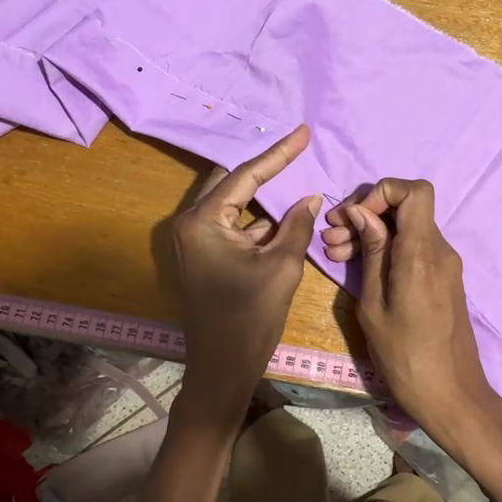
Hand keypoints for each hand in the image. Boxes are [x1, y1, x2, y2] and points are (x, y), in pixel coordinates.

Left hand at [171, 125, 320, 421]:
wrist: (222, 371)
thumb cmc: (250, 318)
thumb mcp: (281, 266)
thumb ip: (296, 225)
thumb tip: (310, 196)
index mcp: (202, 221)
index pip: (246, 176)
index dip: (279, 153)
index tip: (303, 131)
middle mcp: (190, 224)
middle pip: (232, 182)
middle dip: (265, 168)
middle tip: (297, 149)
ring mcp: (194, 241)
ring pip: (232, 204)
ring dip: (262, 196)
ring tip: (295, 176)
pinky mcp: (203, 257)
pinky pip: (232, 225)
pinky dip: (257, 220)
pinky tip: (285, 216)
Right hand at [323, 178, 501, 450]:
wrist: (451, 396)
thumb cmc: (405, 357)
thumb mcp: (374, 305)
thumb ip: (371, 252)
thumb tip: (360, 212)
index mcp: (421, 253)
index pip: (415, 190)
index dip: (382, 192)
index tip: (354, 218)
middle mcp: (439, 250)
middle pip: (406, 206)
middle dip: (366, 213)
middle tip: (331, 237)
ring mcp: (445, 264)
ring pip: (406, 227)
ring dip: (371, 232)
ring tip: (335, 253)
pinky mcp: (443, 278)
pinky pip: (414, 248)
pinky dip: (386, 249)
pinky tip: (357, 267)